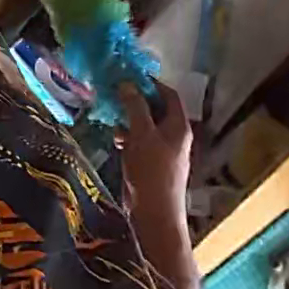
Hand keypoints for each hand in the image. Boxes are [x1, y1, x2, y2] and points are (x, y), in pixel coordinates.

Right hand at [118, 81, 190, 219]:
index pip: (169, 94)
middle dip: (135, 99)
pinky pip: (138, 140)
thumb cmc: (151, 171)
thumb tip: (127, 84)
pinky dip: (126, 135)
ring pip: (144, 124)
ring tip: (110, 113)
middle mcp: (173, 135)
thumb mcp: (142, 134)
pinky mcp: (149, 162)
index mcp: (178, 126)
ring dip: (128, 117)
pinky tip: (114, 138)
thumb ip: (135, 107)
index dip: (151, 82)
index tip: (129, 75)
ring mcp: (161, 149)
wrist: (153, 213)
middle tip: (114, 91)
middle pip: (155, 108)